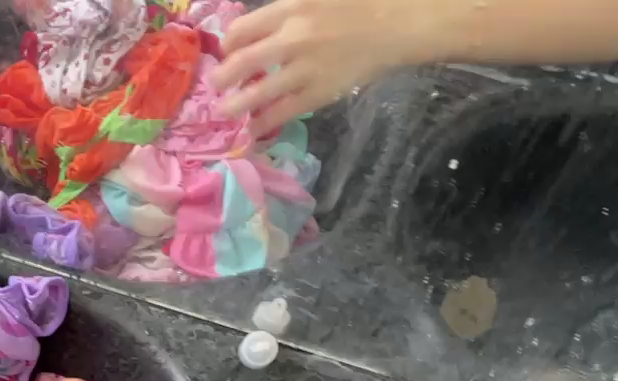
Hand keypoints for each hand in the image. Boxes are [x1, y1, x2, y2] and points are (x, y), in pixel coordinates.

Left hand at [209, 0, 419, 132]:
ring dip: (234, 107)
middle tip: (216, 86)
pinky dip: (261, 125)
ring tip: (225, 112)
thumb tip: (260, 23)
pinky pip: (279, 114)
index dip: (228, 45)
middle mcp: (293, 37)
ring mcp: (304, 69)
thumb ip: (289, 5)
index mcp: (292, 6)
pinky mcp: (317, 93)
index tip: (226, 53)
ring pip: (255, 94)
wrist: (401, 21)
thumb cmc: (362, 2)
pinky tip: (252, 130)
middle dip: (221, 78)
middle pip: (240, 64)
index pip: (242, 30)